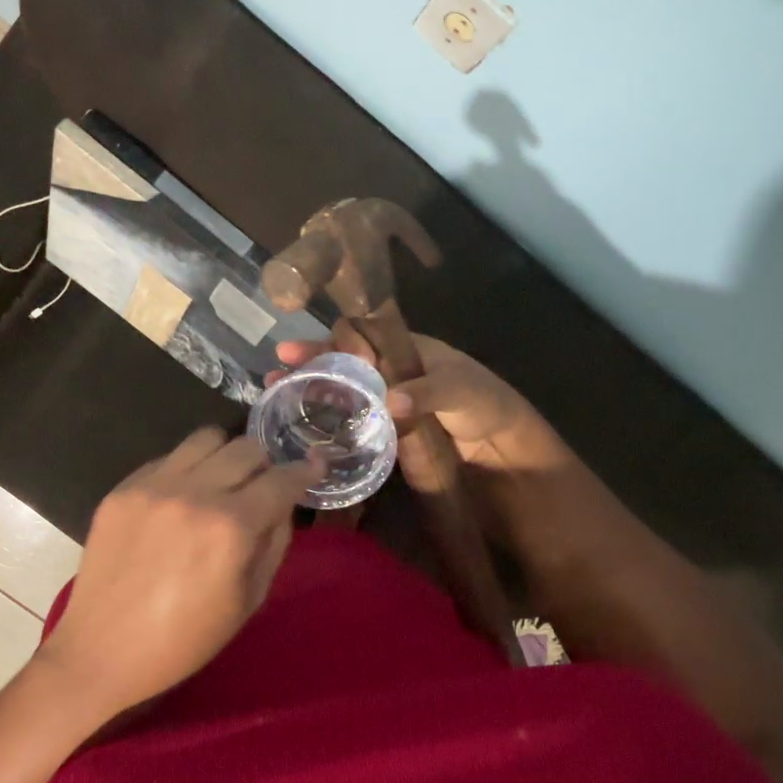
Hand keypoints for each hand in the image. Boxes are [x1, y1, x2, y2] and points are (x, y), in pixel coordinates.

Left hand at [35, 428, 323, 716]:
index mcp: (231, 527)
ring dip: (225, 456)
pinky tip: (181, 501)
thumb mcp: (247, 601)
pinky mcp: (121, 489)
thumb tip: (281, 506)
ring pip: (206, 439)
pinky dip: (186, 470)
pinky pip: (167, 459)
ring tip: (222, 483)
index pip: (281, 479)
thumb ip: (273, 544)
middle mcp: (193, 493)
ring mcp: (152, 486)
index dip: (305, 471)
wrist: (102, 651)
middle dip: (265, 465)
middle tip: (263, 487)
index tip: (314, 466)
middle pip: (246, 448)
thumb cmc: (184, 641)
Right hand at [273, 325, 558, 472]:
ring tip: (276, 395)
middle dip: (308, 365)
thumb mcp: (460, 391)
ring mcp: (382, 402)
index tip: (300, 352)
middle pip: (340, 361)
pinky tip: (299, 426)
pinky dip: (324, 420)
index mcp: (405, 349)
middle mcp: (388, 371)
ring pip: (339, 390)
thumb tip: (388, 401)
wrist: (505, 447)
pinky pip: (349, 420)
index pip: (359, 335)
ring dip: (308, 391)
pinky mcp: (382, 431)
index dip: (329, 342)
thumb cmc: (485, 403)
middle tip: (276, 374)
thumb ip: (426, 394)